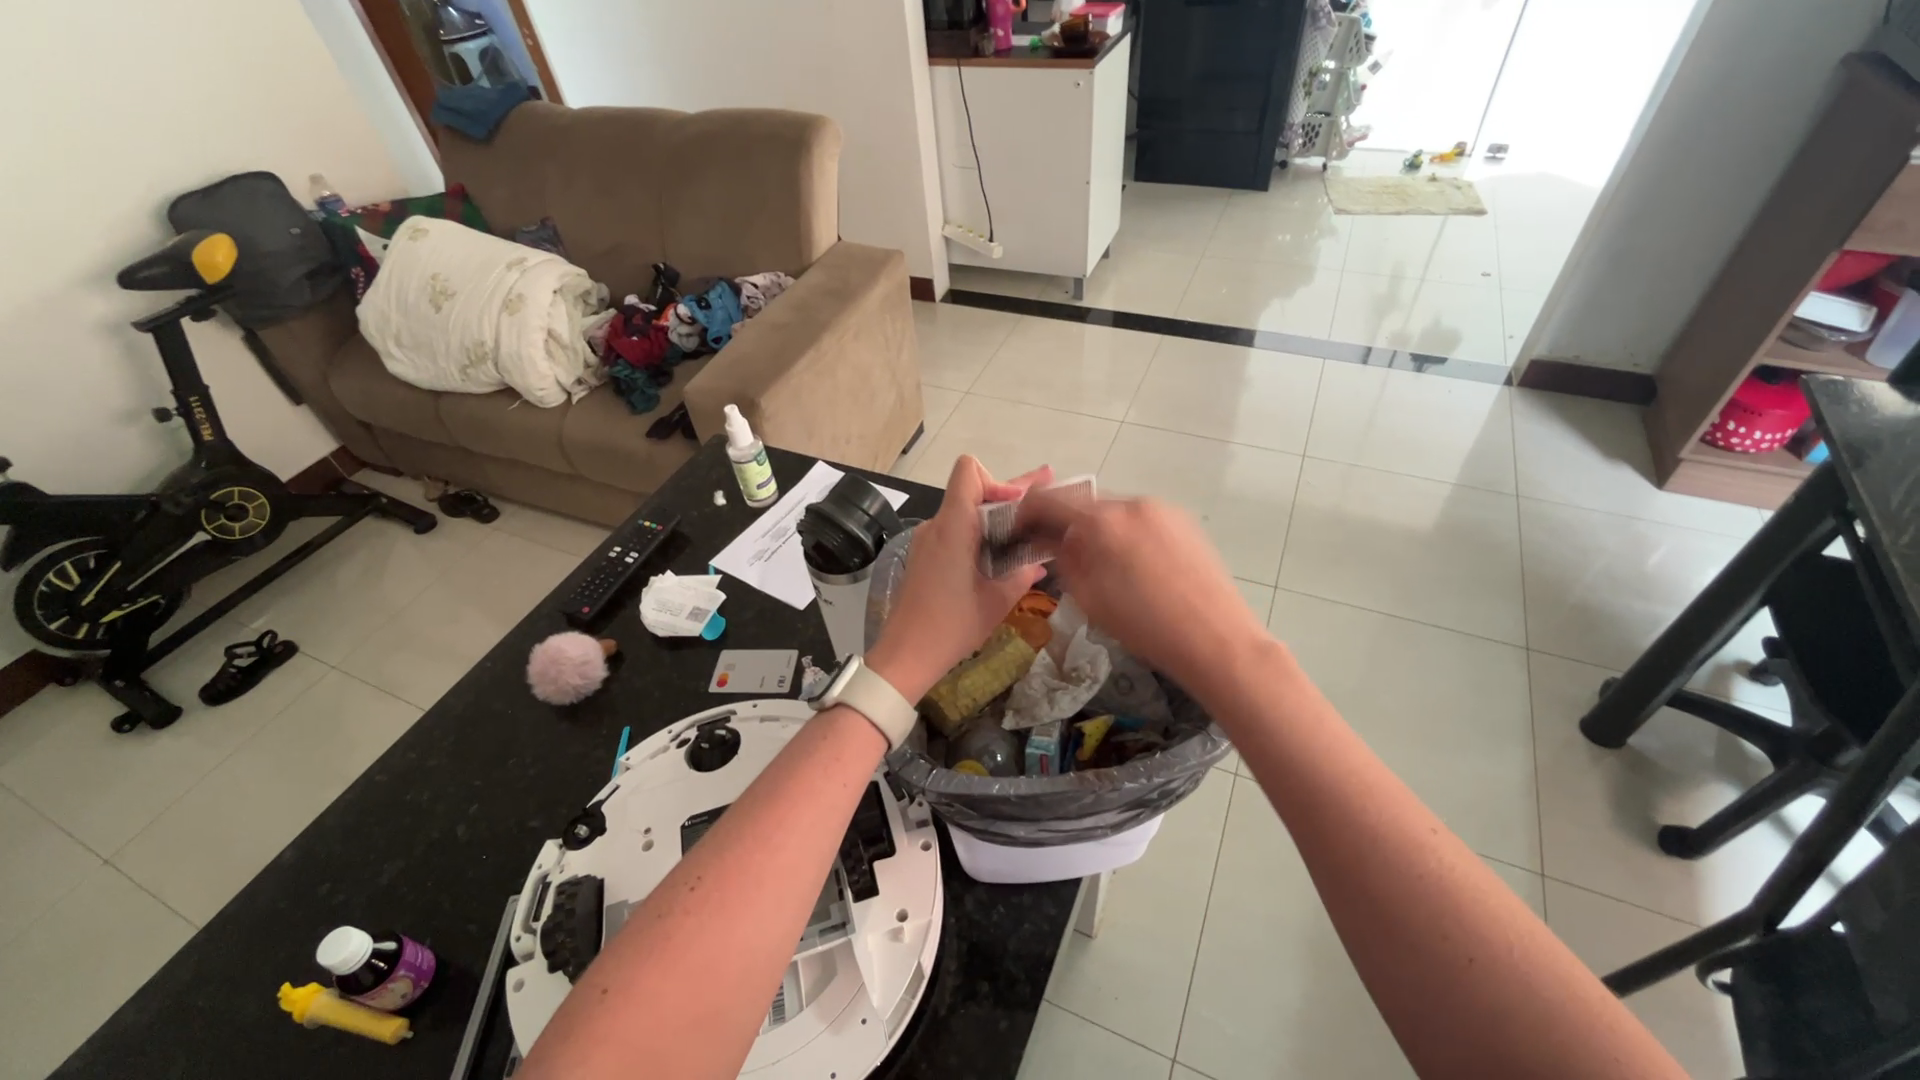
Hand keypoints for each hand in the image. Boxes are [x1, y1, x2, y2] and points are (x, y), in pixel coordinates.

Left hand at [866, 456, 1050, 700]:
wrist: (905, 654)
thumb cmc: (951, 627)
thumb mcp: (997, 601)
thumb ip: (1022, 574)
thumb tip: (1040, 563)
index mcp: (953, 527)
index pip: (969, 472)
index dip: (998, 481)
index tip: (1019, 507)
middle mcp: (937, 526)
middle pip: (971, 492)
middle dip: (1008, 497)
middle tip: (1045, 494)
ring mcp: (927, 541)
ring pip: (964, 514)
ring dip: (994, 519)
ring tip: (1029, 530)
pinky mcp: (924, 557)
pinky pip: (955, 533)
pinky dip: (979, 537)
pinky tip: (1003, 554)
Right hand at [1015, 493, 1267, 689]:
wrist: (1214, 638)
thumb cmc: (1143, 627)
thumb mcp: (1089, 597)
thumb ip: (1063, 558)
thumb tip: (1049, 538)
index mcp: (1101, 520)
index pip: (1047, 500)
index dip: (1025, 512)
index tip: (1018, 532)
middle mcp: (1130, 503)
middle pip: (1082, 501)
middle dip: (1063, 521)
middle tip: (1055, 550)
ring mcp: (1161, 509)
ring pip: (1113, 510)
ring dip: (1096, 527)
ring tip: (1099, 562)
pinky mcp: (1184, 520)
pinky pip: (1141, 518)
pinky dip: (1125, 532)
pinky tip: (1134, 565)